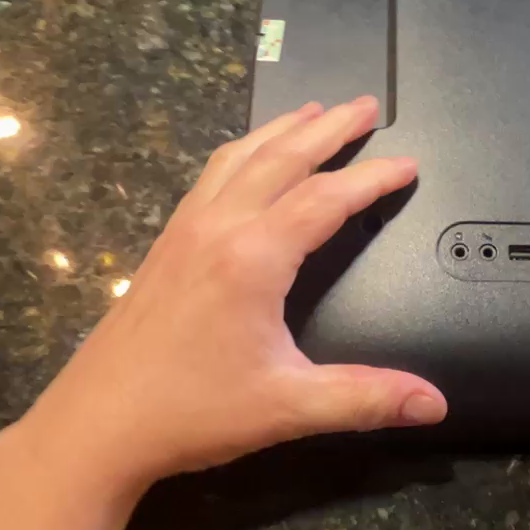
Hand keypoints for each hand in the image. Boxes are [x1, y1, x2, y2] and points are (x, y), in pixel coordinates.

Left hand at [4, 97, 446, 500]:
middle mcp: (218, 228)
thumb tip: (433, 403)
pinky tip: (248, 160)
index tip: (407, 164)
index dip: (373, 177)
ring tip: (313, 111)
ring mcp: (185, 231)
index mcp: (253, 257)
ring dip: (282, 129)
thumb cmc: (190, 411)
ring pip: (240, 157)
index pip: (326, 198)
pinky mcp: (166, 245)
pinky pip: (211, 176)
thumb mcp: (288, 406)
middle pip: (283, 156)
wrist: (96, 425)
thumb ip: (366, 398)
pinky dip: (243, 152)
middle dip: (330, 127)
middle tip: (366, 104)